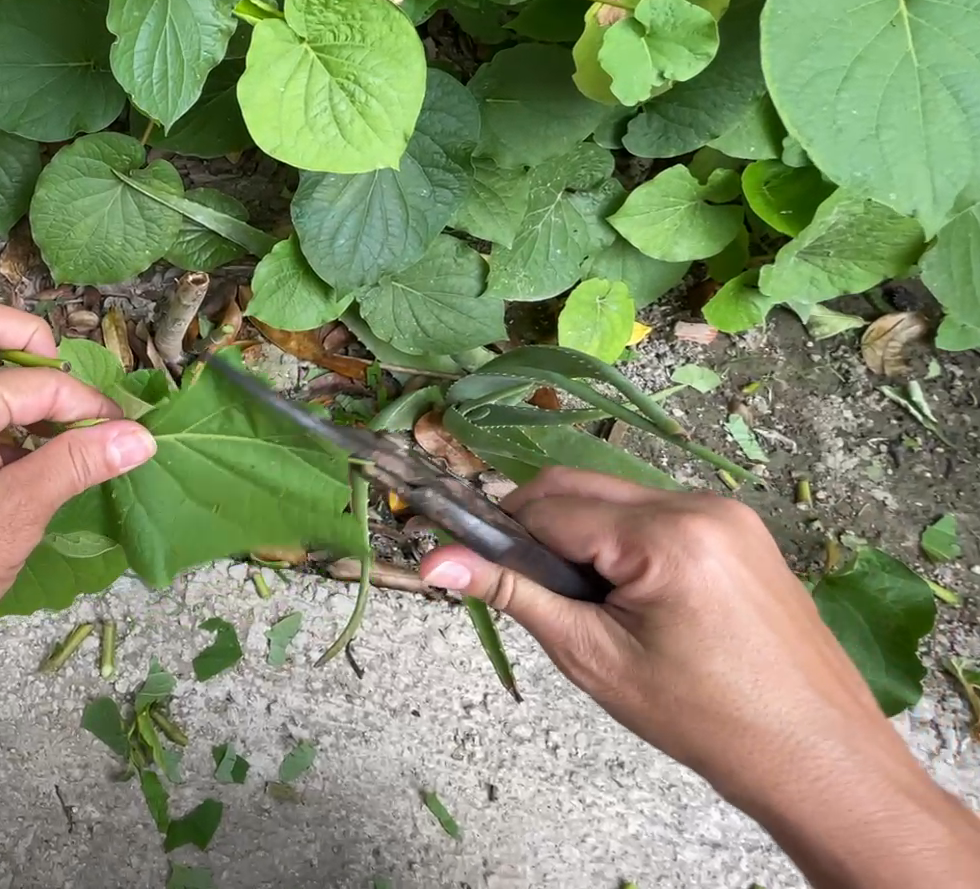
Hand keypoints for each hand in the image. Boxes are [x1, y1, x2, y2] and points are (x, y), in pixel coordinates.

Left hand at [0, 300, 156, 672]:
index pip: (41, 380)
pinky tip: (19, 464)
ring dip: (13, 379)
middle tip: (67, 397)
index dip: (91, 406)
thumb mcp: (14, 517)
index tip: (126, 436)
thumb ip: (76, 465)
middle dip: (34, 344)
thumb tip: (140, 435)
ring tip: (53, 434)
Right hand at [419, 468, 979, 885]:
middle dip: (535, 528)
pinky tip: (622, 591)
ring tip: (583, 598)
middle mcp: (700, 506)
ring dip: (573, 533)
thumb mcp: (588, 653)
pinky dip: (613, 538)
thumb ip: (507, 591)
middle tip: (531, 588)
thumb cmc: (700, 716)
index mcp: (667, 536)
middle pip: (574, 488)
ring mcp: (726, 515)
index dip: (503, 537)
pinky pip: (646, 512)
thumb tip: (430, 560)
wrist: (822, 765)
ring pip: (607, 497)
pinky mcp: (738, 531)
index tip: (485, 572)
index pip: (546, 508)